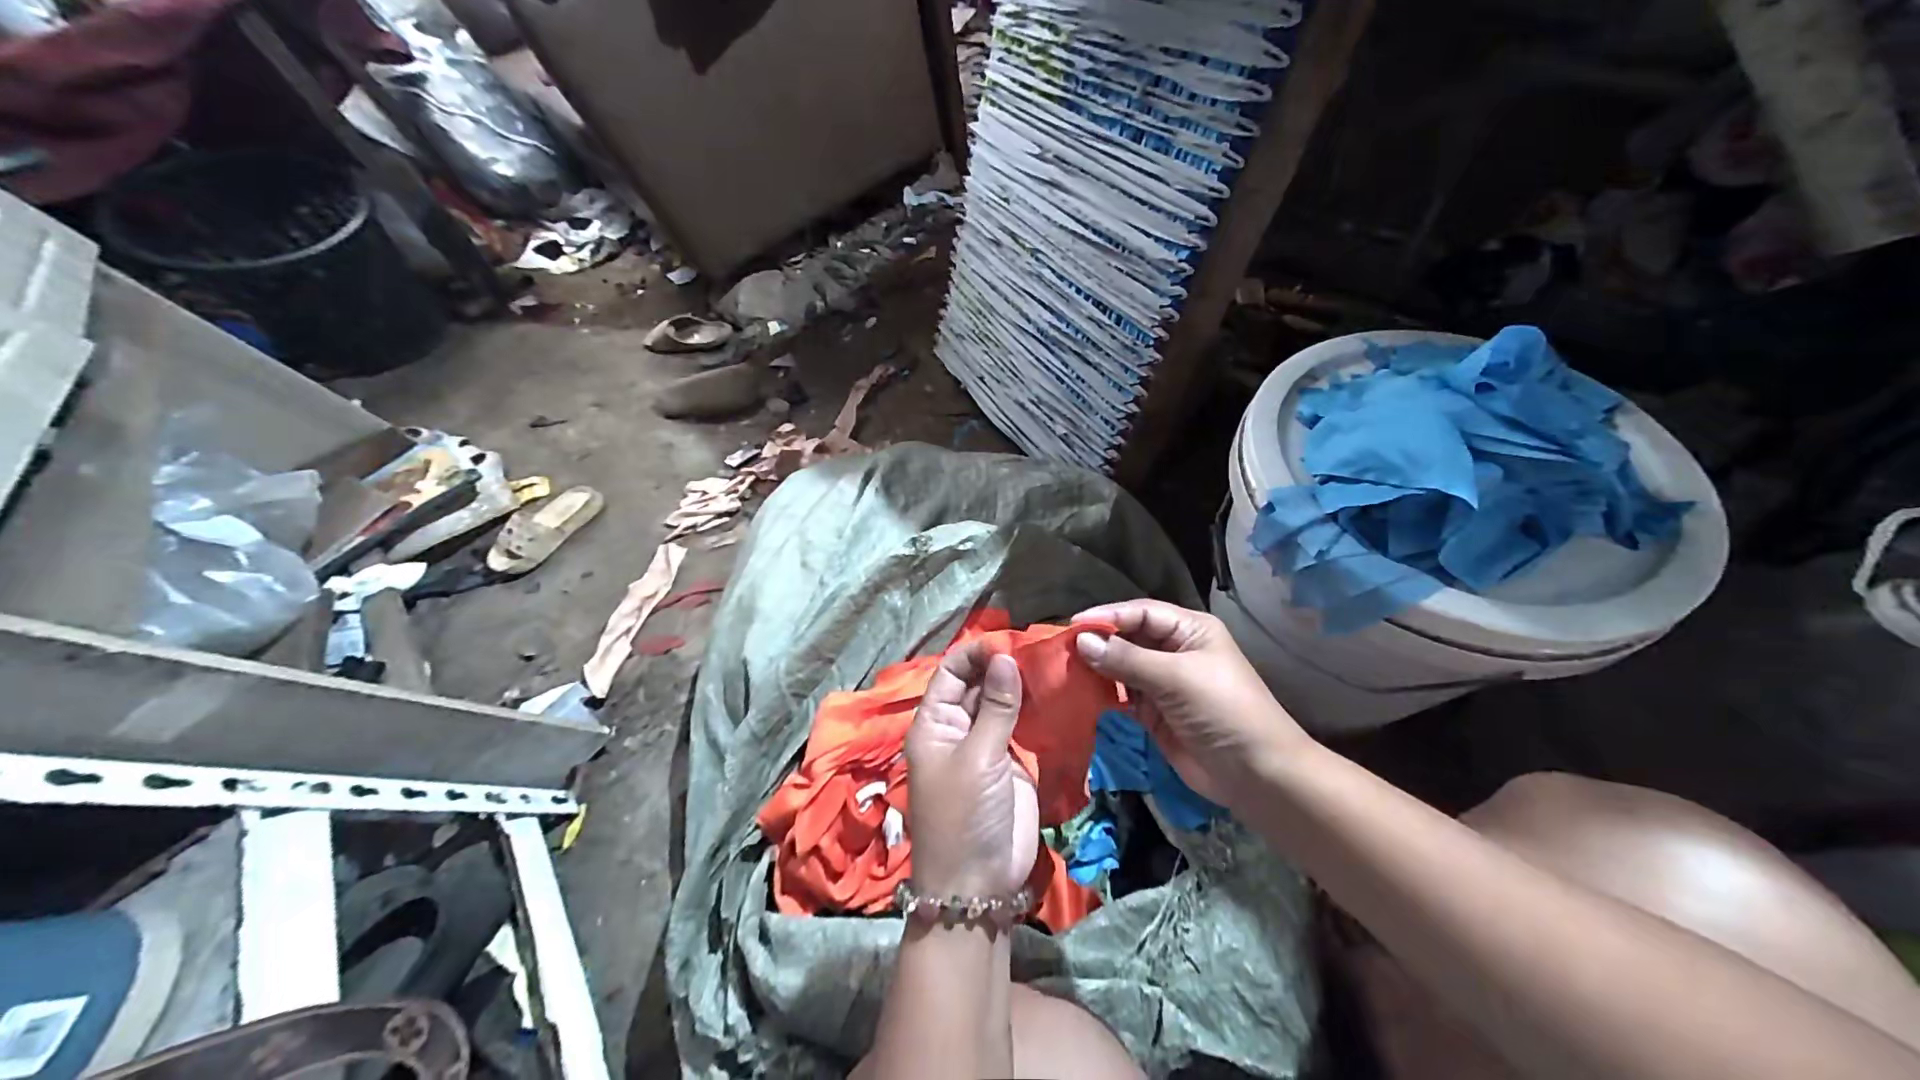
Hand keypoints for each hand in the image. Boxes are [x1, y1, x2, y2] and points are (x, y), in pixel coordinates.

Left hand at [905, 642, 1039, 899]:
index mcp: (934, 724)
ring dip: (1021, 686)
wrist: (979, 883)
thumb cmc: (964, 816)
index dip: (976, 654)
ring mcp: (985, 747)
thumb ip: (996, 709)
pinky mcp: (1011, 764)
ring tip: (1052, 663)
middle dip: (1002, 666)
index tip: (1010, 640)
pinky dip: (1035, 711)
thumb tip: (1006, 659)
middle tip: (1041, 648)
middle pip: (978, 685)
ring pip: (1002, 705)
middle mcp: (957, 729)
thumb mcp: (978, 758)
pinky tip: (1056, 693)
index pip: (951, 674)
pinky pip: (1021, 728)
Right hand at [1072, 599, 1308, 805]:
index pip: (1140, 613)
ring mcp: (1163, 683)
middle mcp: (1174, 651)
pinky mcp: (1154, 713)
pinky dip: (1102, 694)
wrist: (1257, 774)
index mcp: (1189, 630)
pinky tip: (1078, 694)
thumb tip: (1081, 641)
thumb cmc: (1223, 711)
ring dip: (1096, 669)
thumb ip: (1126, 659)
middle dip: (1097, 642)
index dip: (1107, 617)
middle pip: (1127, 638)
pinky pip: (1121, 696)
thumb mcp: (1176, 678)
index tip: (1071, 626)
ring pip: (1120, 667)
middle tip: (1060, 650)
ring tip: (1063, 671)